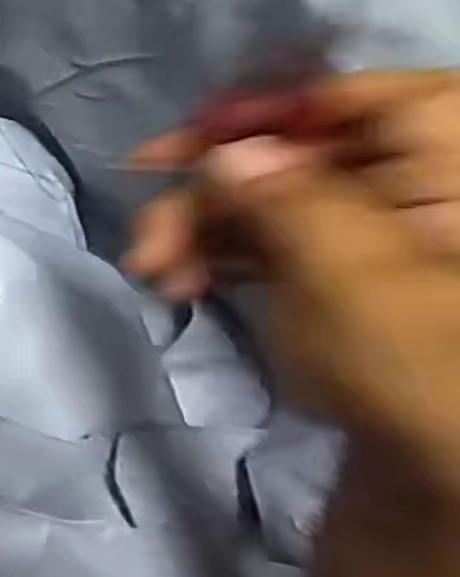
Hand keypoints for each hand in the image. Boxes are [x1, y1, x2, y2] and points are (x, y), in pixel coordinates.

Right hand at [123, 71, 459, 493]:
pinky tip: (182, 282)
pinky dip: (214, 252)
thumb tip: (233, 149)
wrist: (450, 476)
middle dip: (207, 190)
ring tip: (155, 275)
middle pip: (299, 154)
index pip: (381, 101)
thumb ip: (297, 201)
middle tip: (148, 231)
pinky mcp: (342, 264)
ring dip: (195, 229)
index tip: (193, 141)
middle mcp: (427, 195)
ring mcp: (384, 232)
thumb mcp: (358, 282)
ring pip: (266, 197)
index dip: (283, 108)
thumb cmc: (426, 374)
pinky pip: (266, 233)